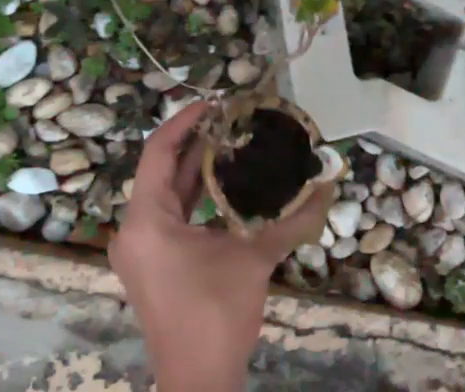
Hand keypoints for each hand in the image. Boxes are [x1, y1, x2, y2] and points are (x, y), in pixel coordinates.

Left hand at [110, 101, 331, 390]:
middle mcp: (136, 228)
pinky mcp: (155, 263)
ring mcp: (143, 248)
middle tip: (234, 117)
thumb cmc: (215, 313)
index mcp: (147, 220)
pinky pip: (172, 214)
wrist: (198, 379)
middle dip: (198, 141)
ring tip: (235, 141)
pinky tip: (230, 184)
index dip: (184, 120)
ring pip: (168, 192)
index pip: (159, 151)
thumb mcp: (255, 259)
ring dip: (199, 168)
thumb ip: (291, 219)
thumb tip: (328, 185)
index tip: (216, 101)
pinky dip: (197, 195)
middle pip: (162, 169)